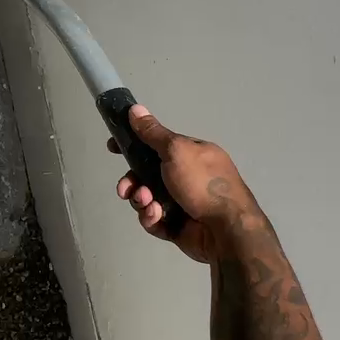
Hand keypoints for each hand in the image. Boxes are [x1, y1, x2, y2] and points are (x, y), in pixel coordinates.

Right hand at [110, 105, 265, 262]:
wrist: (227, 231)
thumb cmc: (203, 183)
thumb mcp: (176, 150)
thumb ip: (152, 133)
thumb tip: (135, 109)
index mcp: (192, 155)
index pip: (157, 144)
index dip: (134, 144)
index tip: (113, 147)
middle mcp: (188, 177)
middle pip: (146, 173)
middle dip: (133, 180)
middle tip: (126, 187)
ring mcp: (183, 203)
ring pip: (147, 197)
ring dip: (141, 199)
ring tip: (148, 203)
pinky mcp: (178, 227)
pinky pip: (154, 219)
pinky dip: (151, 217)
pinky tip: (157, 216)